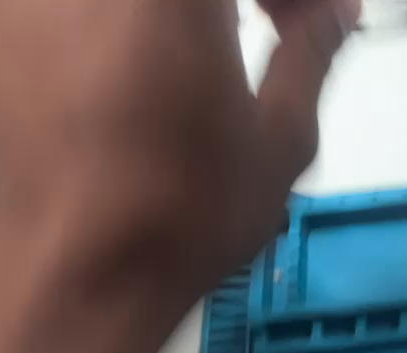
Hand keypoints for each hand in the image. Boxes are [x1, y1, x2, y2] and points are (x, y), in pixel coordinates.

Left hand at [0, 0, 355, 352]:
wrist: (70, 271)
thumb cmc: (191, 213)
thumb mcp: (278, 140)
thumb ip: (309, 55)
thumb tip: (337, 10)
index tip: (325, 17)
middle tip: (277, 23)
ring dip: (186, 9)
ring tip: (213, 43)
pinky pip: (69, 0)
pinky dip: (116, 17)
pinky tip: (141, 55)